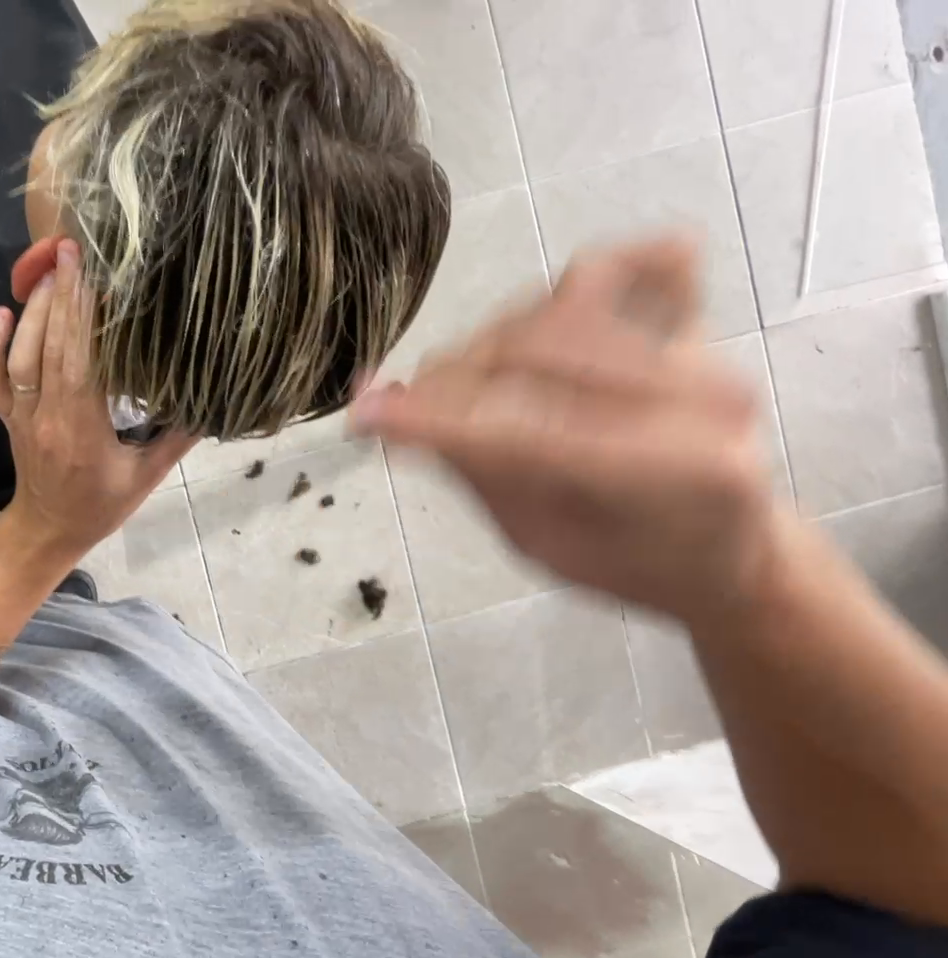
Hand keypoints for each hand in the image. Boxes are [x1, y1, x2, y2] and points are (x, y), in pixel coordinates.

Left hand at [0, 239, 195, 560]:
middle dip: (59, 294)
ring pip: (19, 356)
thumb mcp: (146, 476)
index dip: (82, 312)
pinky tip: (2, 314)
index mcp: (81, 428)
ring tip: (49, 272)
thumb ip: (178, 436)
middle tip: (69, 248)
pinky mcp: (7, 417)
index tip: (91, 269)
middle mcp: (46, 415)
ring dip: (32, 311)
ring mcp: (21, 415)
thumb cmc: (100, 506)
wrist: (48, 531)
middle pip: (49, 346)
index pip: (80, 359)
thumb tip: (214, 395)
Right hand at [351, 237, 788, 627]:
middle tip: (399, 411)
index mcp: (677, 473)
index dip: (434, 420)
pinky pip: (639, 265)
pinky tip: (542, 313)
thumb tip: (390, 418)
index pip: (525, 430)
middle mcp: (702, 395)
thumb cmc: (625, 563)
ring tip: (455, 387)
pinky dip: (582, 281)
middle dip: (447, 382)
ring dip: (484, 345)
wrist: (725, 551)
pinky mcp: (695, 327)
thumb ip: (477, 470)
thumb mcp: (538, 541)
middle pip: (535, 354)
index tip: (361, 416)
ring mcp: (705, 351)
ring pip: (558, 312)